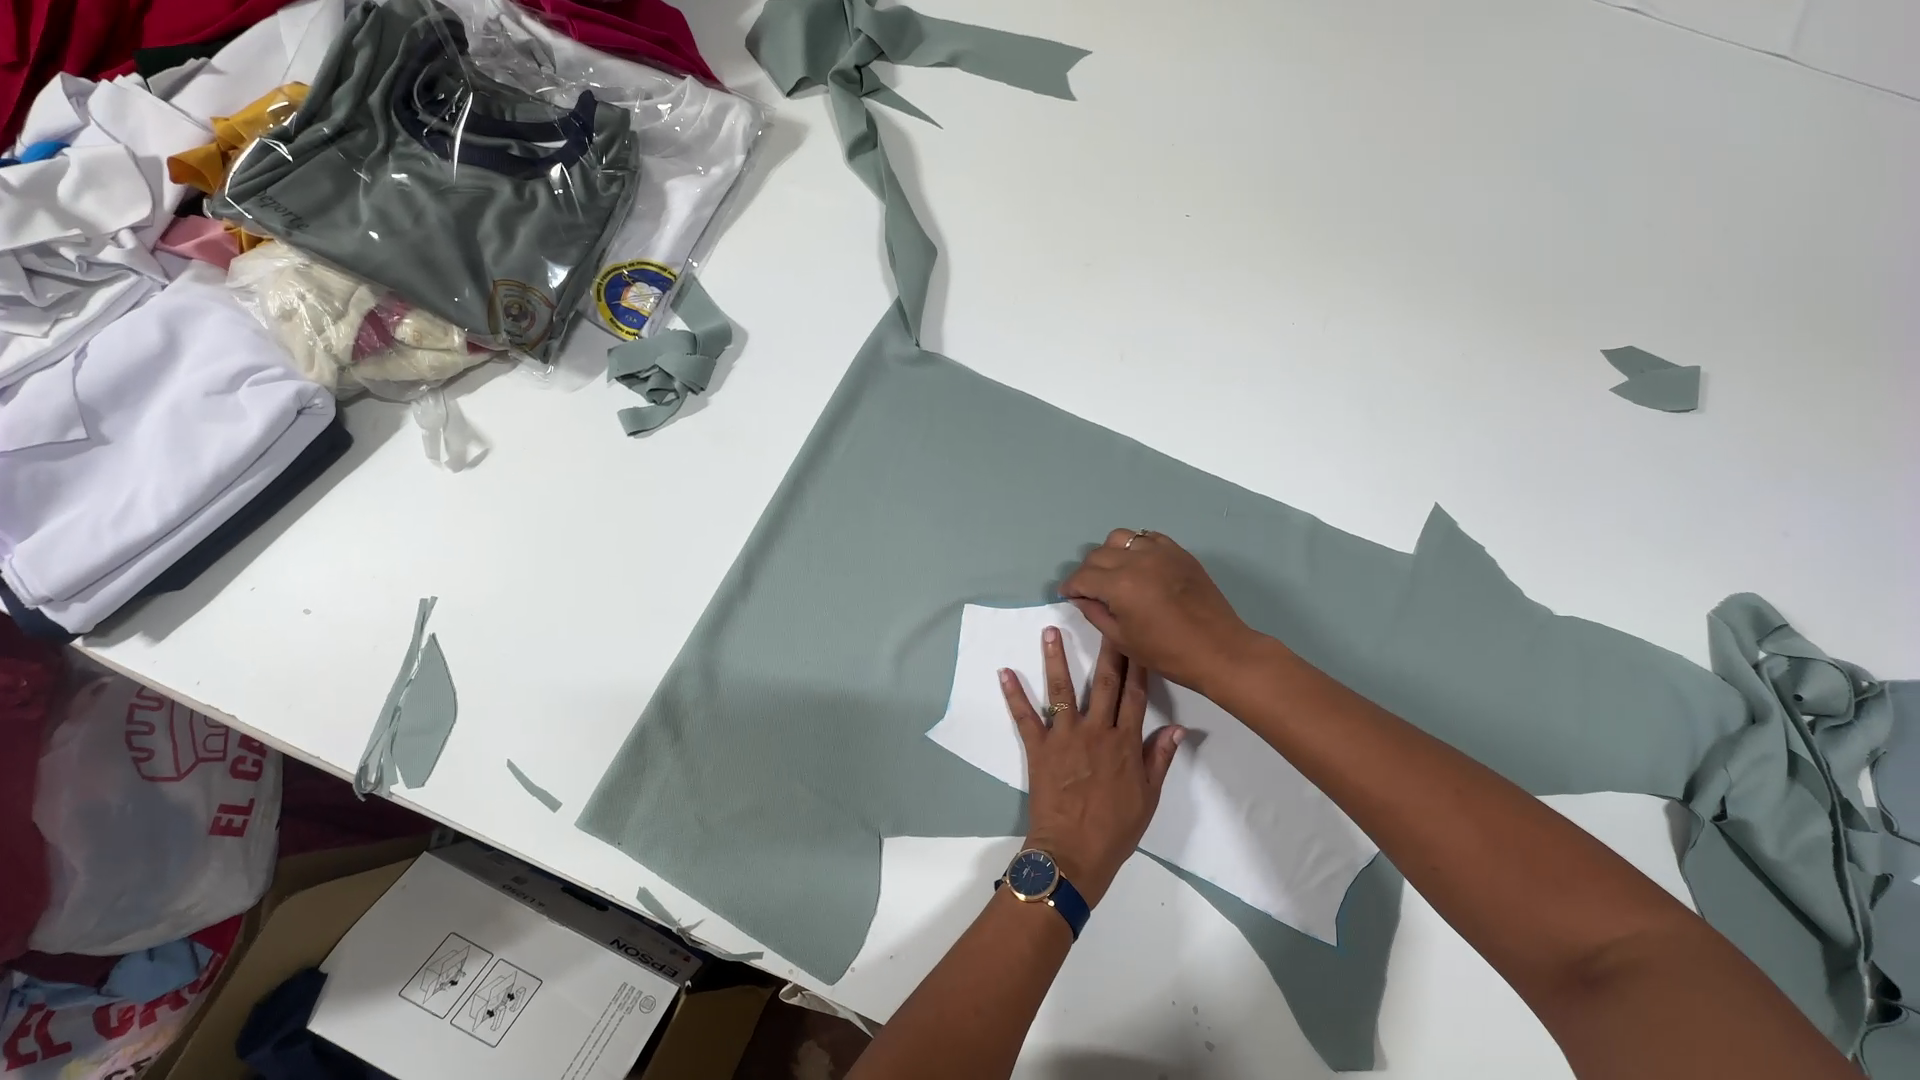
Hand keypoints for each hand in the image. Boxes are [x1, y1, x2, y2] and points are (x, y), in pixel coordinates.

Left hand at [1000, 626, 1184, 906]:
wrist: (1074, 853)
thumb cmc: (1116, 829)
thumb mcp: (1149, 797)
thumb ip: (1159, 758)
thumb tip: (1178, 727)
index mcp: (1126, 742)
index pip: (1135, 695)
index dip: (1137, 665)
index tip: (1137, 638)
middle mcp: (1097, 731)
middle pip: (1103, 683)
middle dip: (1106, 649)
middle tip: (1103, 618)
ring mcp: (1065, 737)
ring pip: (1061, 690)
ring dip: (1055, 658)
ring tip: (1050, 631)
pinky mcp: (1039, 748)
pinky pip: (1025, 717)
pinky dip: (1013, 695)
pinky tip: (1004, 672)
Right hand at [1060, 530, 1262, 696]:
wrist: (1218, 649)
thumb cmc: (1167, 652)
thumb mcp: (1122, 639)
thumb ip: (1095, 613)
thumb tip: (1080, 597)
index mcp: (1120, 585)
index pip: (1083, 576)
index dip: (1070, 586)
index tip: (1067, 594)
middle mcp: (1137, 560)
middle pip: (1098, 554)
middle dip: (1088, 572)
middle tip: (1091, 590)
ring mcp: (1160, 552)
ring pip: (1121, 538)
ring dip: (1111, 554)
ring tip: (1115, 573)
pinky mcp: (1179, 552)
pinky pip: (1148, 537)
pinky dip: (1137, 547)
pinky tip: (1140, 565)